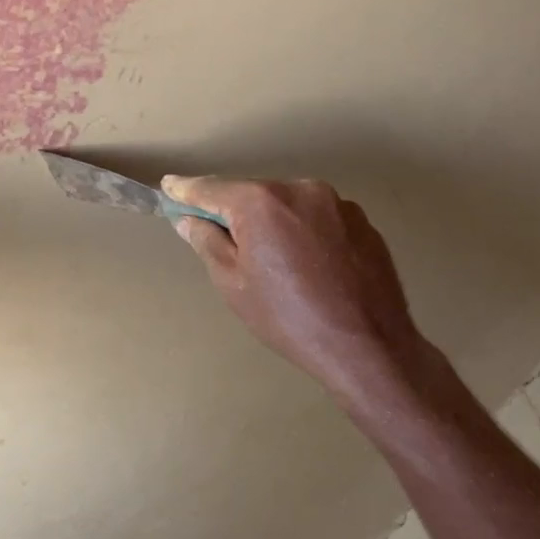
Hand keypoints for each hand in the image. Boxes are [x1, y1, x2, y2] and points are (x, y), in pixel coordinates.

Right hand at [162, 175, 431, 399]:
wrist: (371, 350)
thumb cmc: (290, 319)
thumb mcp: (233, 284)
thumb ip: (207, 242)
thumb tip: (190, 220)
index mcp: (261, 202)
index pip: (210, 188)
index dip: (185, 191)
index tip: (169, 188)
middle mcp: (300, 189)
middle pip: (252, 195)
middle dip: (235, 213)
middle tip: (227, 244)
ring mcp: (337, 203)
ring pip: (288, 205)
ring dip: (273, 222)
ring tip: (277, 265)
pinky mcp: (363, 222)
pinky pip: (318, 218)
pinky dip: (304, 232)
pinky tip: (309, 268)